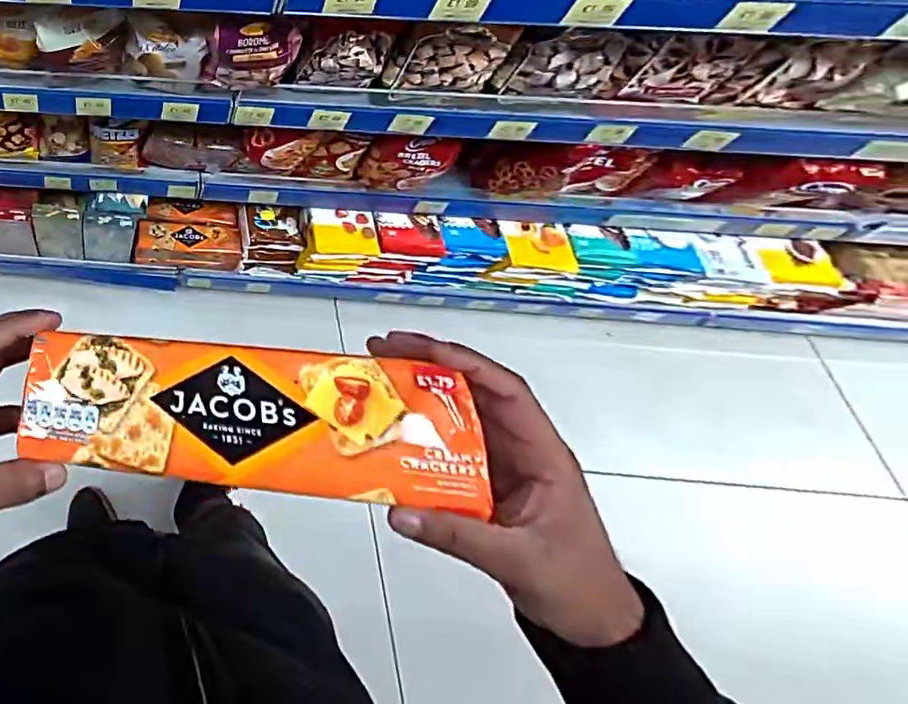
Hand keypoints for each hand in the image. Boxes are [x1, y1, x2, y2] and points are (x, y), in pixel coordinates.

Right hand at [368, 331, 643, 647]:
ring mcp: (497, 460)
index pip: (506, 390)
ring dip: (415, 388)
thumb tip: (401, 513)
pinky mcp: (476, 475)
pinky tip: (386, 424)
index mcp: (543, 455)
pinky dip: (413, 424)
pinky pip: (442, 438)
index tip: (420, 348)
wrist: (591, 621)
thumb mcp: (518, 560)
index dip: (463, 362)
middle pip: (472, 388)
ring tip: (376, 374)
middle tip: (382, 349)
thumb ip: (457, 534)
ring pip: (454, 409)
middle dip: (426, 362)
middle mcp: (518, 448)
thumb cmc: (578, 586)